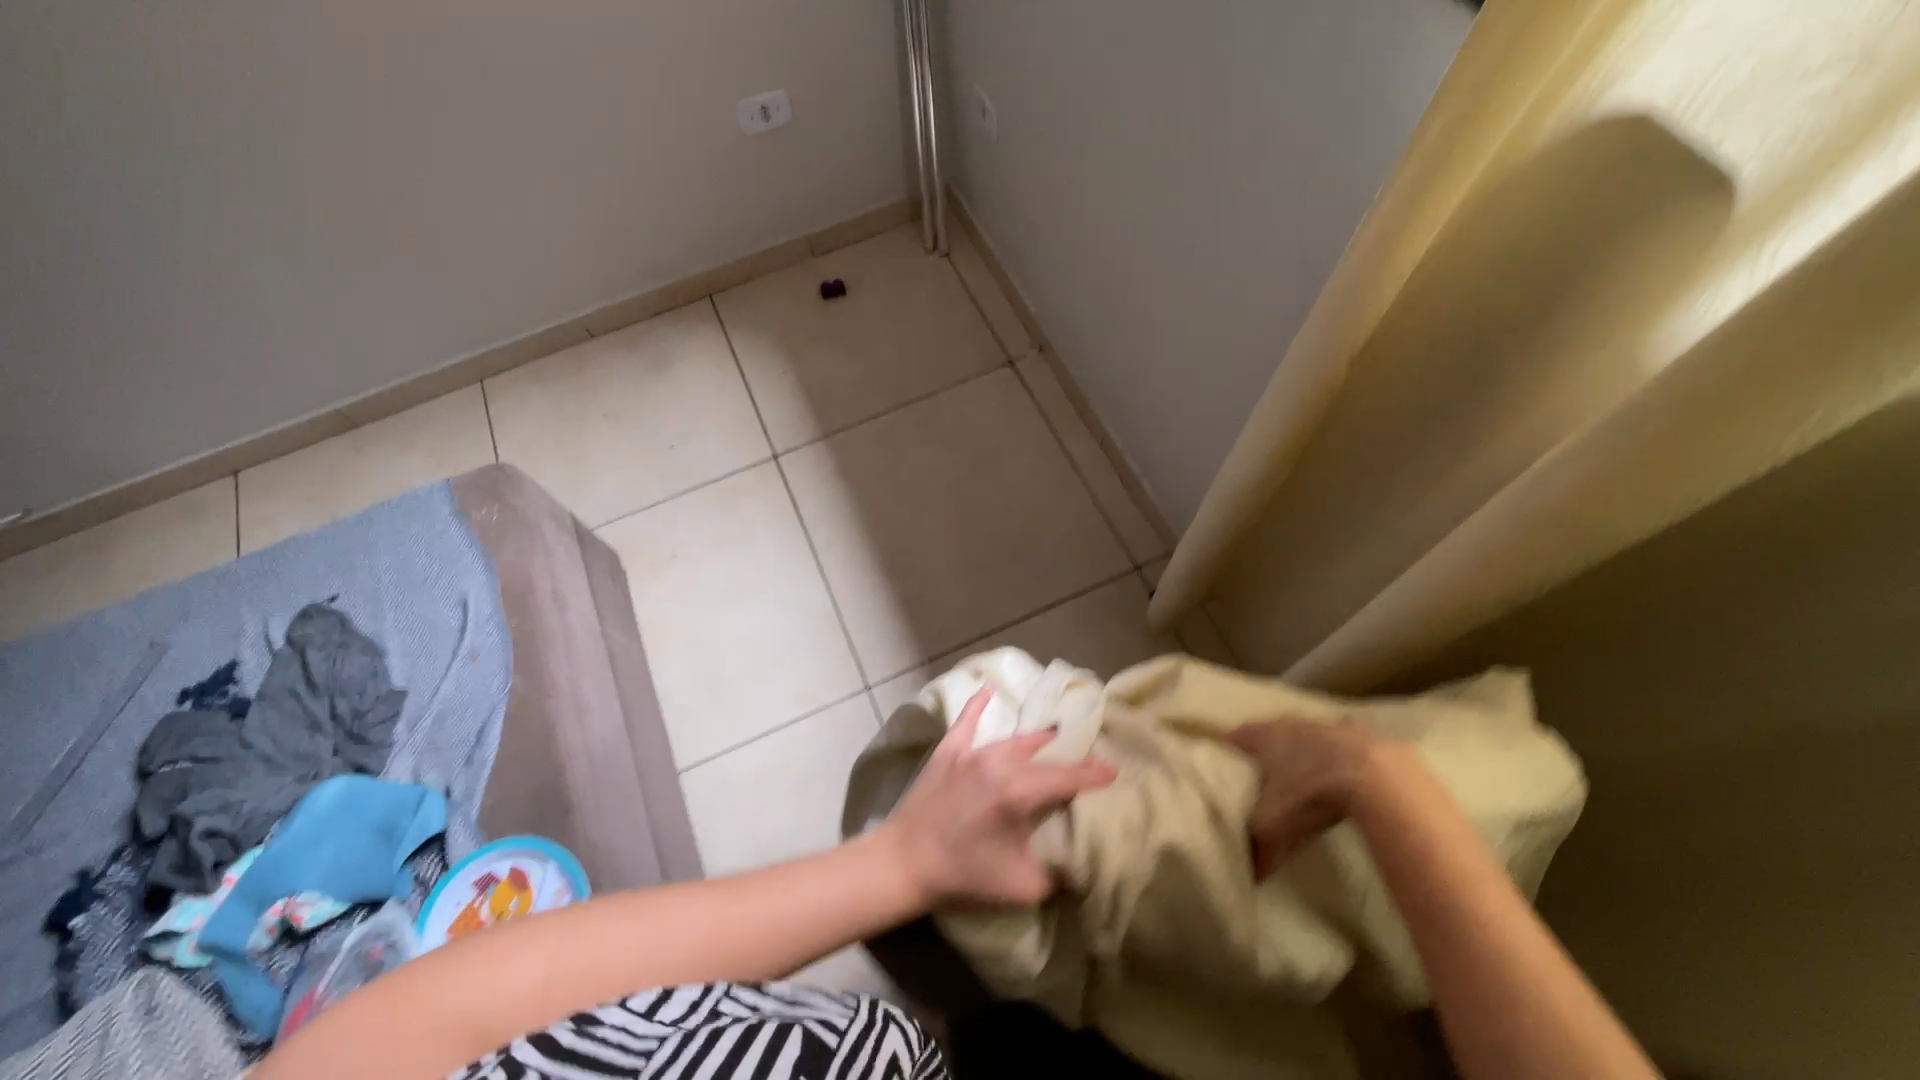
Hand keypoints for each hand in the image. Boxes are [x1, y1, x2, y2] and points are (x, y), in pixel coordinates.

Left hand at [878, 687, 1116, 907]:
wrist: (903, 862)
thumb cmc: (963, 876)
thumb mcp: (1021, 886)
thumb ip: (1056, 875)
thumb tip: (1074, 864)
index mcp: (1019, 792)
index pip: (1067, 777)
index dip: (1094, 775)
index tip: (1115, 772)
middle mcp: (998, 763)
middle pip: (1044, 755)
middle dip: (1071, 757)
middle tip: (1090, 760)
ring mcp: (970, 754)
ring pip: (1013, 740)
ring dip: (1037, 740)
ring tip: (1056, 736)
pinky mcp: (947, 753)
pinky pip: (966, 723)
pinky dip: (978, 706)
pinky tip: (986, 690)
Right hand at [1214, 717, 1377, 880]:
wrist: (1375, 780)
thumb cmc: (1308, 794)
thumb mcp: (1274, 828)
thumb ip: (1258, 849)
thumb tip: (1252, 877)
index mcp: (1262, 737)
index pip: (1231, 738)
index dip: (1223, 752)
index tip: (1217, 765)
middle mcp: (1290, 724)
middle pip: (1268, 734)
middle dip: (1263, 752)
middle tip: (1257, 774)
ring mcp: (1328, 726)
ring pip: (1305, 737)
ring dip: (1301, 752)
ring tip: (1299, 777)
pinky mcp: (1362, 736)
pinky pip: (1340, 747)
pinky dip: (1337, 760)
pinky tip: (1341, 779)